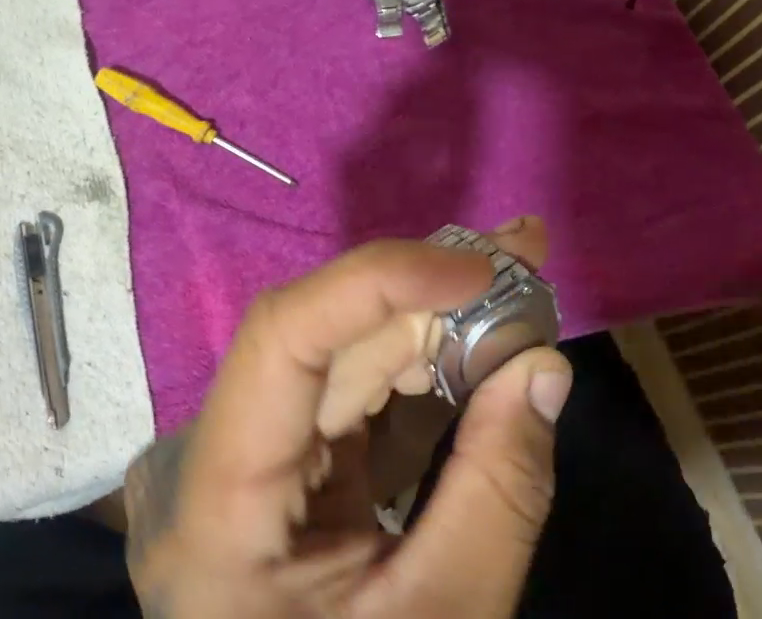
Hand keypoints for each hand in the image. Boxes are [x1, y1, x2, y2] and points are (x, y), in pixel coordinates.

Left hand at [122, 221, 571, 617]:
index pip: (282, 339)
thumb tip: (545, 367)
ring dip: (435, 327)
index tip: (476, 266)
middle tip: (526, 258)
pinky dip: (422, 377)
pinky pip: (354, 404)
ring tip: (518, 293)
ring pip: (343, 363)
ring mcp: (248, 464)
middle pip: (325, 345)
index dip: (377, 280)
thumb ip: (498, 490)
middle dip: (431, 298)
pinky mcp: (286, 476)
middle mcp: (216, 460)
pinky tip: (480, 352)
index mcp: (220, 504)